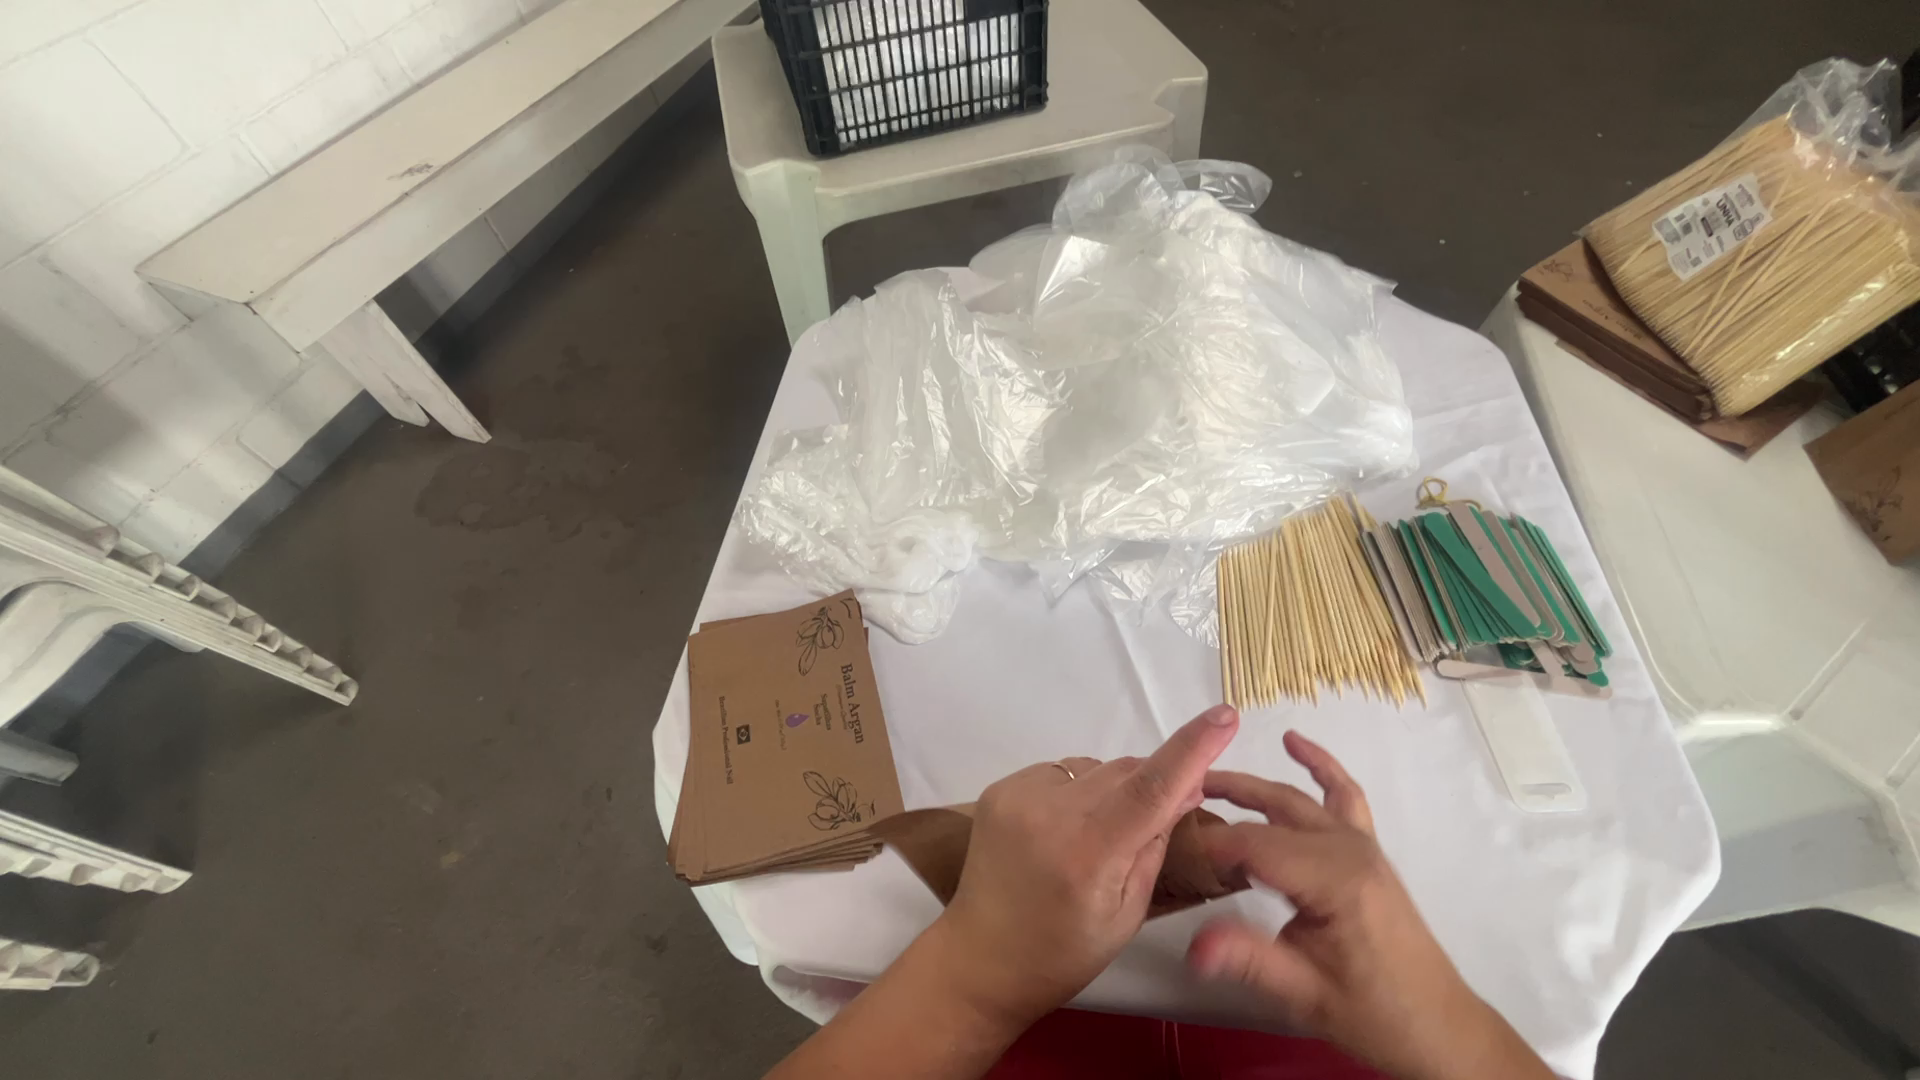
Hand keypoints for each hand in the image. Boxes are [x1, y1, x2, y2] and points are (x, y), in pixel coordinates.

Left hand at [935, 704, 1240, 1028]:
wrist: (982, 957)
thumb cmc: (1064, 951)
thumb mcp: (1126, 912)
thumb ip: (1155, 844)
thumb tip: (1186, 788)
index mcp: (1089, 854)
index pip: (1151, 788)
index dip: (1191, 748)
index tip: (1224, 715)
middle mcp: (1051, 812)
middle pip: (1124, 772)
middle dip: (1149, 786)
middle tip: (1154, 821)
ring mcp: (1019, 795)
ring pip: (1092, 768)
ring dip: (1110, 789)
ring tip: (1095, 836)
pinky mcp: (1000, 788)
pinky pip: (1060, 772)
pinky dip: (1076, 791)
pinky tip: (1064, 829)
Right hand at [1188, 731, 1552, 1079]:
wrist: (1437, 1027)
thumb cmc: (1371, 1012)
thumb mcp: (1304, 993)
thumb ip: (1248, 959)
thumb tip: (1193, 946)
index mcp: (1335, 881)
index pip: (1256, 845)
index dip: (1212, 844)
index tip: (1175, 847)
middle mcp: (1349, 849)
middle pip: (1274, 810)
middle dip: (1225, 799)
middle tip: (1178, 799)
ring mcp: (1362, 844)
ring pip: (1299, 799)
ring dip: (1254, 785)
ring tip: (1210, 777)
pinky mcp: (1367, 847)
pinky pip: (1343, 793)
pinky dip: (1320, 764)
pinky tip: (1294, 742)